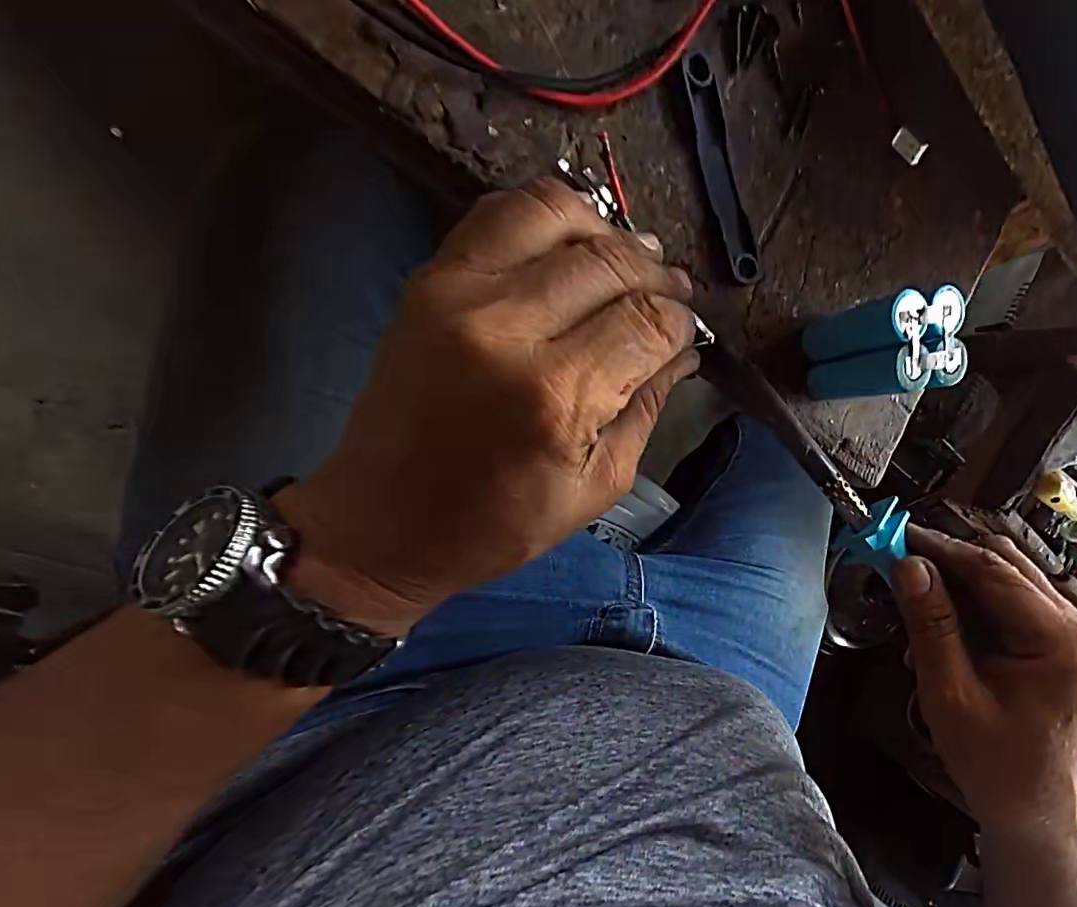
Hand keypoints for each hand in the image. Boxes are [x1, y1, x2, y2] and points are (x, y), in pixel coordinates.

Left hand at [273, 179, 699, 633]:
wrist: (386, 522)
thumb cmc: (503, 522)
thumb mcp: (600, 482)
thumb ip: (646, 406)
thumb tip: (684, 352)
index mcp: (556, 395)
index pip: (646, 323)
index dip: (682, 322)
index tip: (691, 333)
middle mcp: (506, 328)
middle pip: (609, 263)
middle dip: (658, 275)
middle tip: (676, 293)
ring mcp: (458, 292)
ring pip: (554, 215)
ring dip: (607, 232)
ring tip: (631, 259)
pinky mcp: (429, 280)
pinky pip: (499, 214)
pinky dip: (549, 216)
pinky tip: (575, 246)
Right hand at [891, 528, 1076, 839]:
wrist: (1034, 815)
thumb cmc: (998, 768)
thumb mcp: (951, 697)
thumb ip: (931, 627)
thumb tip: (910, 568)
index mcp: (1059, 638)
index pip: (993, 569)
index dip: (941, 548)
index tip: (898, 537)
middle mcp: (1075, 625)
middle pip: (1005, 563)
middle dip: (949, 561)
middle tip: (900, 565)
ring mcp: (1070, 633)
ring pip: (1007, 578)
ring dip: (959, 584)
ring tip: (918, 609)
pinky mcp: (1057, 643)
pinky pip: (1011, 604)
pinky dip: (974, 606)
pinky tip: (943, 629)